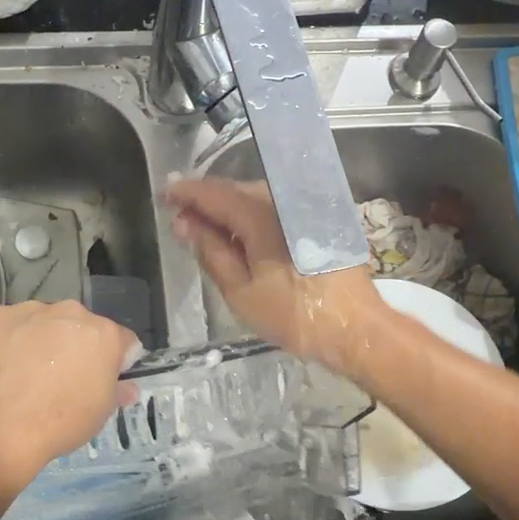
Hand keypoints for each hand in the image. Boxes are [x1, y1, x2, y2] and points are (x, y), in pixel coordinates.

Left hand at [0, 301, 140, 495]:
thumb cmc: (56, 425)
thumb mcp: (98, 416)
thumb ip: (115, 392)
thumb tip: (126, 387)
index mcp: (102, 334)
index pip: (121, 340)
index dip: (115, 362)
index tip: (102, 381)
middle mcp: (68, 312)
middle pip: (77, 325)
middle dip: (72, 346)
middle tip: (57, 379)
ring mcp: (24, 310)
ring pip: (38, 322)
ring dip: (36, 340)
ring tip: (18, 376)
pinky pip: (2, 326)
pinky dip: (1, 341)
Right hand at [166, 179, 384, 375]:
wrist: (354, 327)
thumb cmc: (294, 315)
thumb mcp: (240, 291)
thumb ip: (211, 251)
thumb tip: (185, 224)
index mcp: (260, 215)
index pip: (213, 193)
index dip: (186, 193)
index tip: (164, 195)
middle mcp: (283, 202)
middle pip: (235, 191)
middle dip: (206, 201)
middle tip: (181, 217)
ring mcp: (303, 210)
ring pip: (255, 199)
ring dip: (229, 209)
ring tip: (206, 229)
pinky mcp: (317, 222)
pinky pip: (273, 210)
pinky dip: (251, 217)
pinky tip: (241, 236)